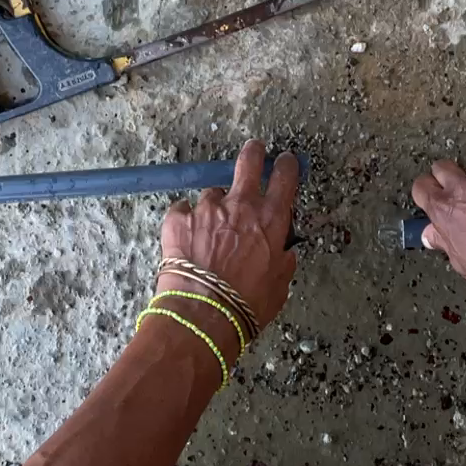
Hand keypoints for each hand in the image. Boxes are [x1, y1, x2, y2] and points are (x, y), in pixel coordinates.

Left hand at [156, 140, 300, 349]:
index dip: (286, 165)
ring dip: (213, 208)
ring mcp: (207, 207)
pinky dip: (186, 222)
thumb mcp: (279, 287)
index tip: (285, 160)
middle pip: (249, 162)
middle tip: (254, 149)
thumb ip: (283, 262)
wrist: (201, 316)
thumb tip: (285, 253)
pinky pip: (184, 211)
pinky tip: (186, 241)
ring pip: (212, 194)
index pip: (285, 178)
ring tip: (208, 235)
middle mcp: (240, 205)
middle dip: (253, 152)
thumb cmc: (246, 306)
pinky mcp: (179, 217)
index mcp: (270, 220)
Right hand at [410, 151, 465, 304]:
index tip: (432, 197)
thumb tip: (432, 235)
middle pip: (442, 166)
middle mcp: (463, 188)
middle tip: (457, 189)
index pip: (421, 186)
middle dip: (447, 176)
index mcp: (445, 210)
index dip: (426, 192)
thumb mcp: (464, 265)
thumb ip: (445, 243)